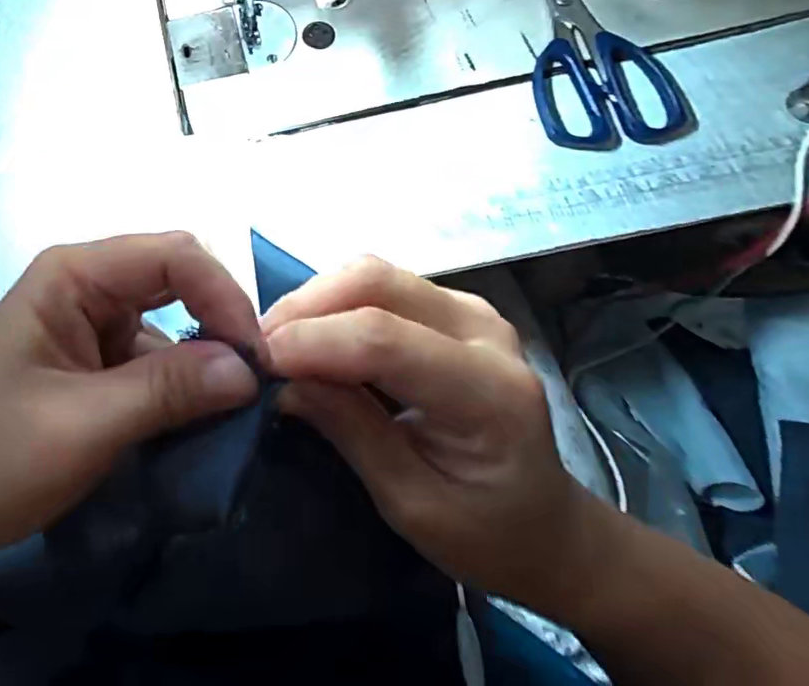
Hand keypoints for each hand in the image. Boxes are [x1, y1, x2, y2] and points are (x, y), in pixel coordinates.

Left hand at [0, 232, 261, 570]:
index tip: (254, 360)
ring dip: (204, 357)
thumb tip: (249, 370)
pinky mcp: (92, 360)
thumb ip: (168, 390)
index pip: (172, 255)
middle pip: (176, 278)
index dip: (222, 296)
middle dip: (218, 320)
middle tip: (253, 377)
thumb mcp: (82, 426)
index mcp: (73, 274)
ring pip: (171, 319)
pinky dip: (182, 382)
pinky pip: (154, 356)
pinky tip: (197, 418)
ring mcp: (88, 322)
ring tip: (233, 406)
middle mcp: (84, 285)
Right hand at [262, 257, 610, 613]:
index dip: (311, 343)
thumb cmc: (488, 535)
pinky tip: (313, 336)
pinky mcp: (452, 307)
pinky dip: (335, 303)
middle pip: (375, 282)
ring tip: (279, 344)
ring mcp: (471, 309)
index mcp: (489, 391)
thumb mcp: (412, 505)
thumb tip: (285, 383)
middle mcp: (484, 330)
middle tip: (259, 350)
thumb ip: (351, 433)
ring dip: (315, 300)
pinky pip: (381, 284)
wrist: (550, 526)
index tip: (258, 366)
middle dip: (304, 307)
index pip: (384, 339)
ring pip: (373, 273)